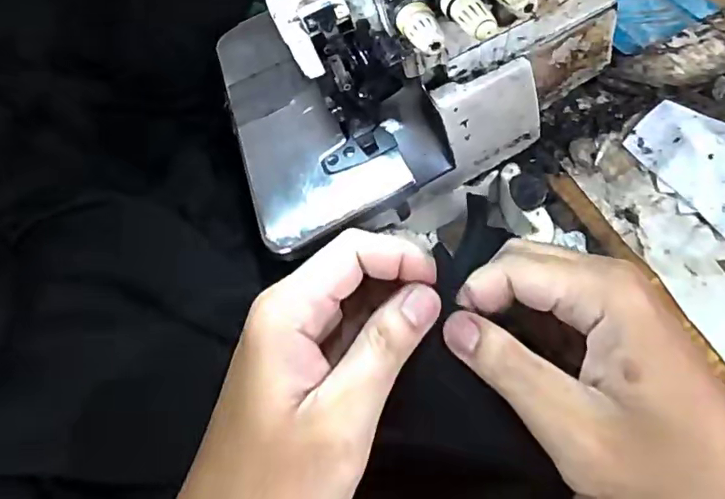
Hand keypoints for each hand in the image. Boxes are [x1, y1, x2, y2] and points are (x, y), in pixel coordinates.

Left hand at [179, 229, 441, 498]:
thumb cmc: (281, 483)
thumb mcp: (342, 419)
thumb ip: (384, 348)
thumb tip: (426, 294)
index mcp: (285, 309)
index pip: (349, 250)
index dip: (397, 253)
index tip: (440, 278)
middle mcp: (283, 308)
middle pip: (347, 264)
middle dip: (396, 270)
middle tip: (444, 295)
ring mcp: (288, 333)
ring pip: (347, 292)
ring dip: (390, 295)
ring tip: (433, 310)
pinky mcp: (296, 358)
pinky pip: (341, 323)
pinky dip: (375, 322)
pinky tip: (405, 331)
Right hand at [443, 240, 724, 498]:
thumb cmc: (665, 473)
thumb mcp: (576, 430)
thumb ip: (509, 370)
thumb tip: (454, 325)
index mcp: (606, 290)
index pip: (515, 264)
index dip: (475, 291)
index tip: (451, 333)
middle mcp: (614, 275)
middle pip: (528, 258)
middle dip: (491, 290)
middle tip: (465, 341)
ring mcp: (623, 292)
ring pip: (543, 274)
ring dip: (511, 304)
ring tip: (489, 349)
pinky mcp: (626, 313)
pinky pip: (564, 296)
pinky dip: (536, 317)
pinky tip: (528, 356)